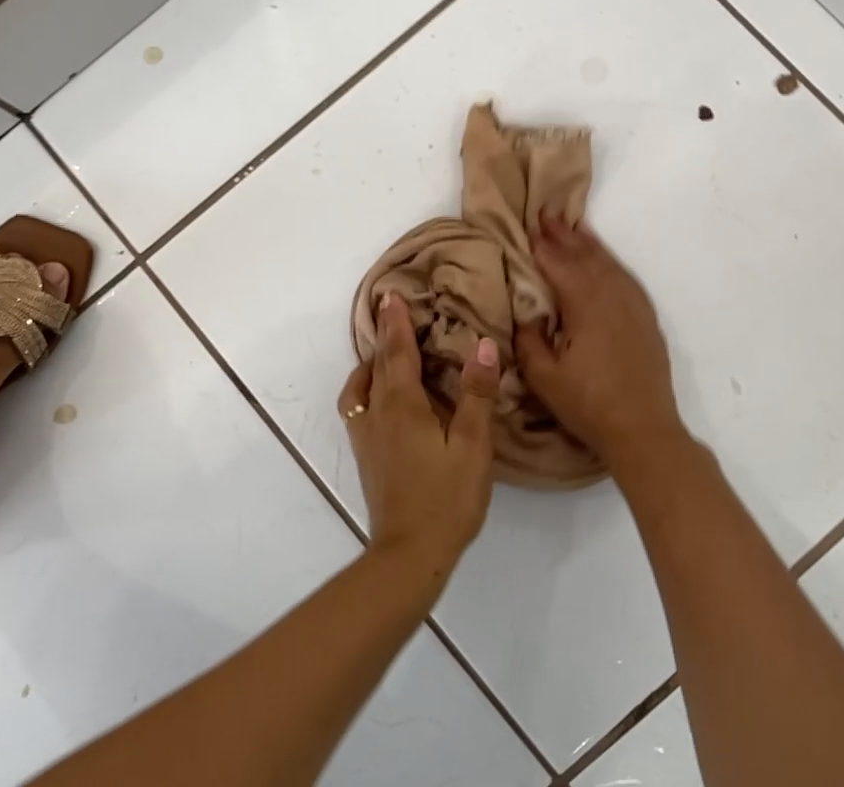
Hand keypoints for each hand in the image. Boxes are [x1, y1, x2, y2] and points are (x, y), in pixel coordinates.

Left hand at [338, 292, 499, 573]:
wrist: (408, 550)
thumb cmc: (447, 497)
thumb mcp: (472, 445)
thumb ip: (476, 395)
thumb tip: (483, 345)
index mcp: (402, 405)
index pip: (397, 352)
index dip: (396, 322)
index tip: (390, 294)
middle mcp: (377, 413)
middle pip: (377, 364)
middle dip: (384, 334)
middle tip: (390, 309)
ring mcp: (366, 435)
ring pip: (362, 386)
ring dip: (372, 362)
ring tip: (388, 352)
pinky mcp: (366, 454)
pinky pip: (360, 405)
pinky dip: (368, 387)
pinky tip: (384, 397)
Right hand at [514, 213, 685, 474]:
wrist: (643, 431)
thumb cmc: (588, 405)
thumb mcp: (542, 376)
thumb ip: (528, 339)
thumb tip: (527, 314)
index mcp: (585, 308)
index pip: (560, 266)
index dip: (543, 245)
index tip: (528, 224)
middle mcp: (612, 299)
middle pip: (586, 258)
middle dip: (565, 235)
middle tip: (547, 213)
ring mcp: (634, 309)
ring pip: (610, 265)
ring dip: (590, 244)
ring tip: (574, 226)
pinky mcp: (646, 321)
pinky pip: (627, 279)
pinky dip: (612, 263)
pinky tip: (606, 261)